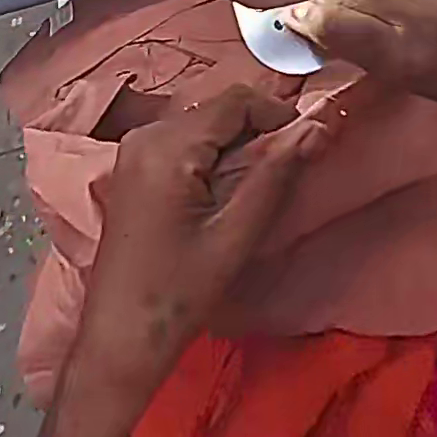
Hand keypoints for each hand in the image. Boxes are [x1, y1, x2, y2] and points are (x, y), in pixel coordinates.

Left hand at [43, 85, 326, 436]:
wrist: (119, 336)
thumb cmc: (178, 293)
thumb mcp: (235, 235)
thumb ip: (276, 174)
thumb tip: (318, 126)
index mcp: (167, 146)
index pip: (235, 100)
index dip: (276, 111)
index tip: (305, 139)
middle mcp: (146, 133)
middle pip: (218, 108)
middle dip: (258, 127)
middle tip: (286, 163)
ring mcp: (134, 145)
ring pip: (203, 120)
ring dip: (237, 139)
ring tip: (258, 179)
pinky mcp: (134, 161)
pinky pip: (184, 136)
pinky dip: (213, 149)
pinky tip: (224, 184)